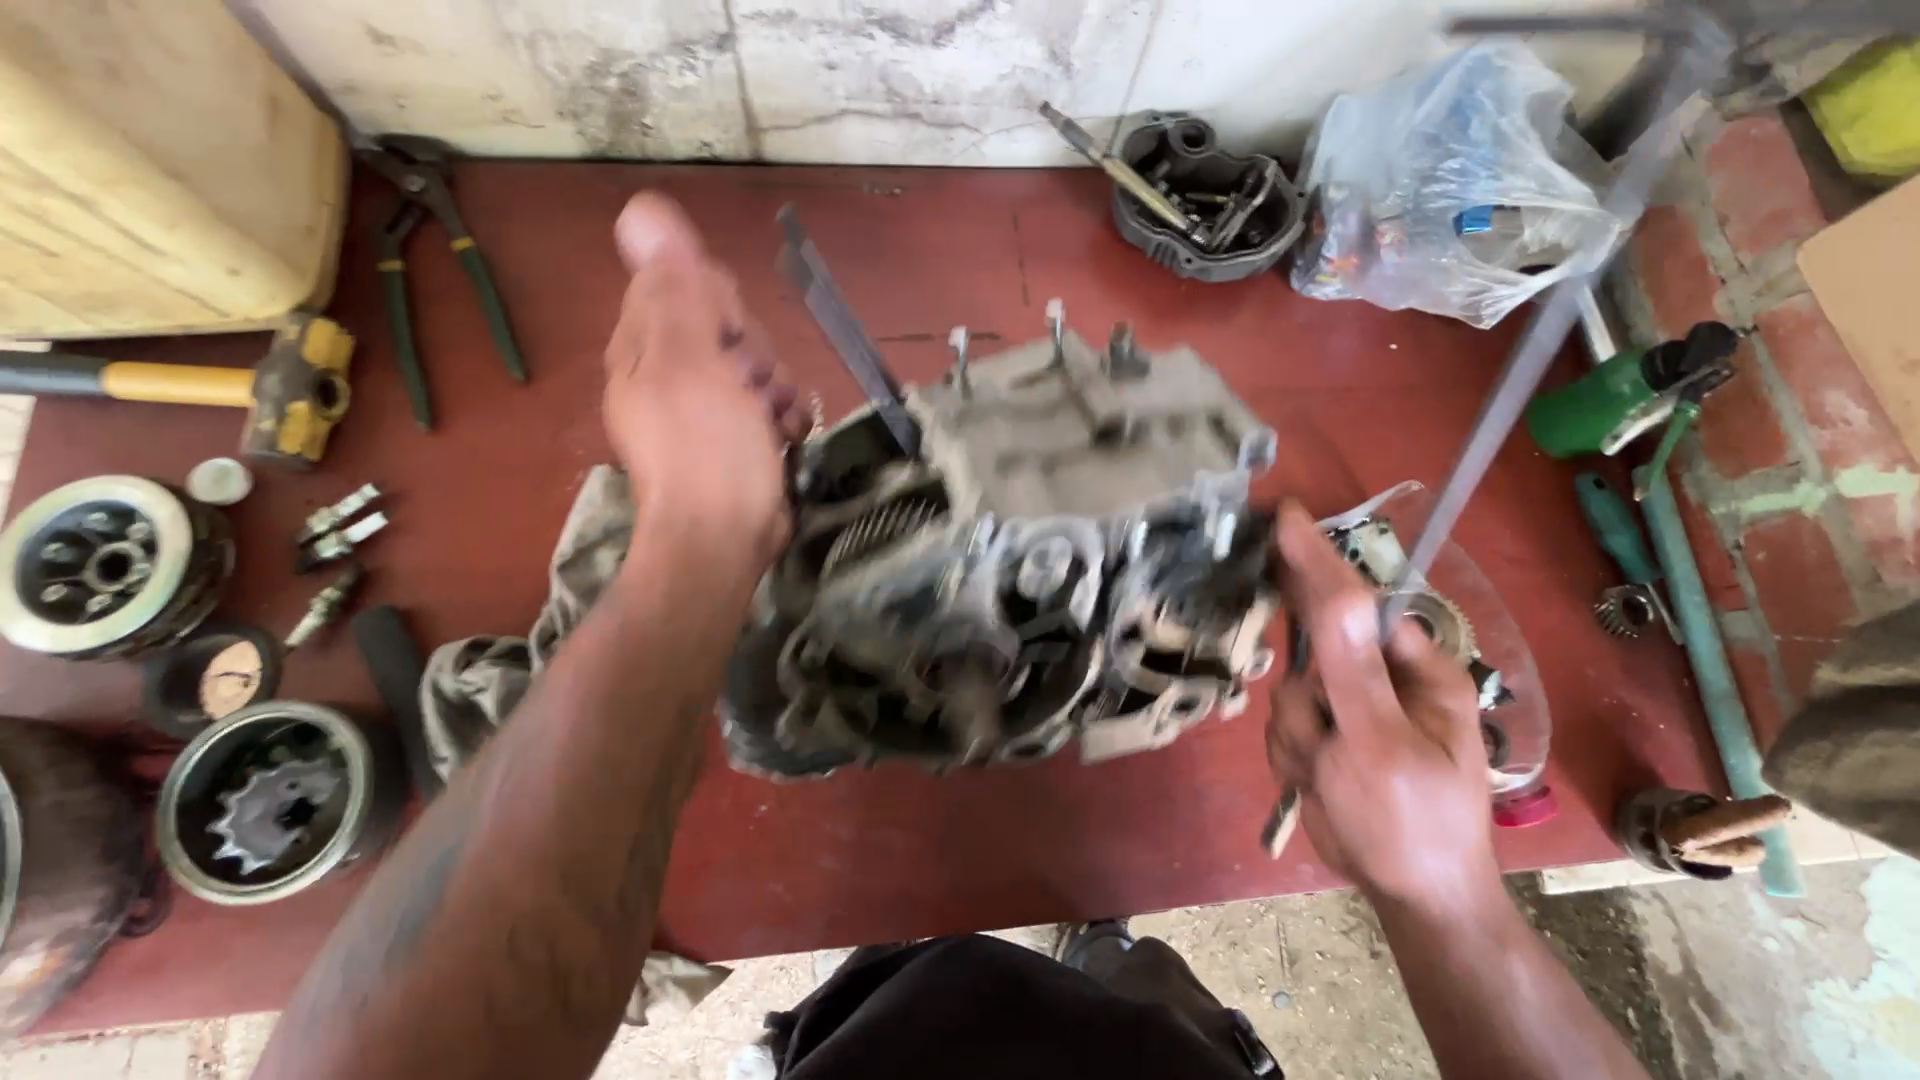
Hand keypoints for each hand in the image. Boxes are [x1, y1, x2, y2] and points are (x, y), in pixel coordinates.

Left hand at [604, 193, 814, 565]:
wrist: (726, 538)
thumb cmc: (706, 450)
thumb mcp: (689, 360)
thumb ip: (675, 289)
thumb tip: (641, 209)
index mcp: (645, 346)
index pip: (686, 284)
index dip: (719, 304)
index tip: (730, 340)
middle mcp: (670, 370)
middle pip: (728, 325)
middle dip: (755, 351)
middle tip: (751, 385)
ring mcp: (706, 407)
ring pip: (757, 364)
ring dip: (777, 387)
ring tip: (772, 419)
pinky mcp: (738, 436)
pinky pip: (770, 402)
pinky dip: (784, 416)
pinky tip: (786, 435)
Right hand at [1265, 501, 1500, 914]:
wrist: (1410, 892)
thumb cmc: (1412, 819)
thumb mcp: (1382, 743)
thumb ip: (1354, 668)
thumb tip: (1338, 592)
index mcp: (1414, 667)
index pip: (1357, 601)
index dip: (1318, 559)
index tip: (1282, 515)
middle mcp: (1380, 677)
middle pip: (1310, 648)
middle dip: (1308, 700)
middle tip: (1324, 739)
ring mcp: (1347, 708)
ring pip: (1287, 693)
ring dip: (1298, 736)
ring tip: (1330, 775)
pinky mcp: (1321, 737)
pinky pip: (1279, 726)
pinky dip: (1290, 756)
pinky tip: (1319, 784)